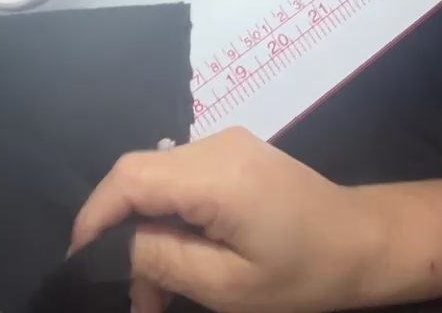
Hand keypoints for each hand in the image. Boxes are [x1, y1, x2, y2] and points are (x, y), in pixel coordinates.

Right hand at [70, 128, 390, 312]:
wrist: (362, 241)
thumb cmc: (303, 273)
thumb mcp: (230, 286)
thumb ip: (166, 258)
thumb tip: (119, 244)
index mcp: (217, 173)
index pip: (131, 175)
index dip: (95, 214)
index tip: (79, 263)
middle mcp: (218, 144)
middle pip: (142, 174)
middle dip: (122, 234)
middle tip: (135, 297)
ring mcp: (229, 144)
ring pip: (160, 179)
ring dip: (148, 233)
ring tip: (157, 293)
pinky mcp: (237, 154)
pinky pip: (184, 178)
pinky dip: (171, 218)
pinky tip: (180, 262)